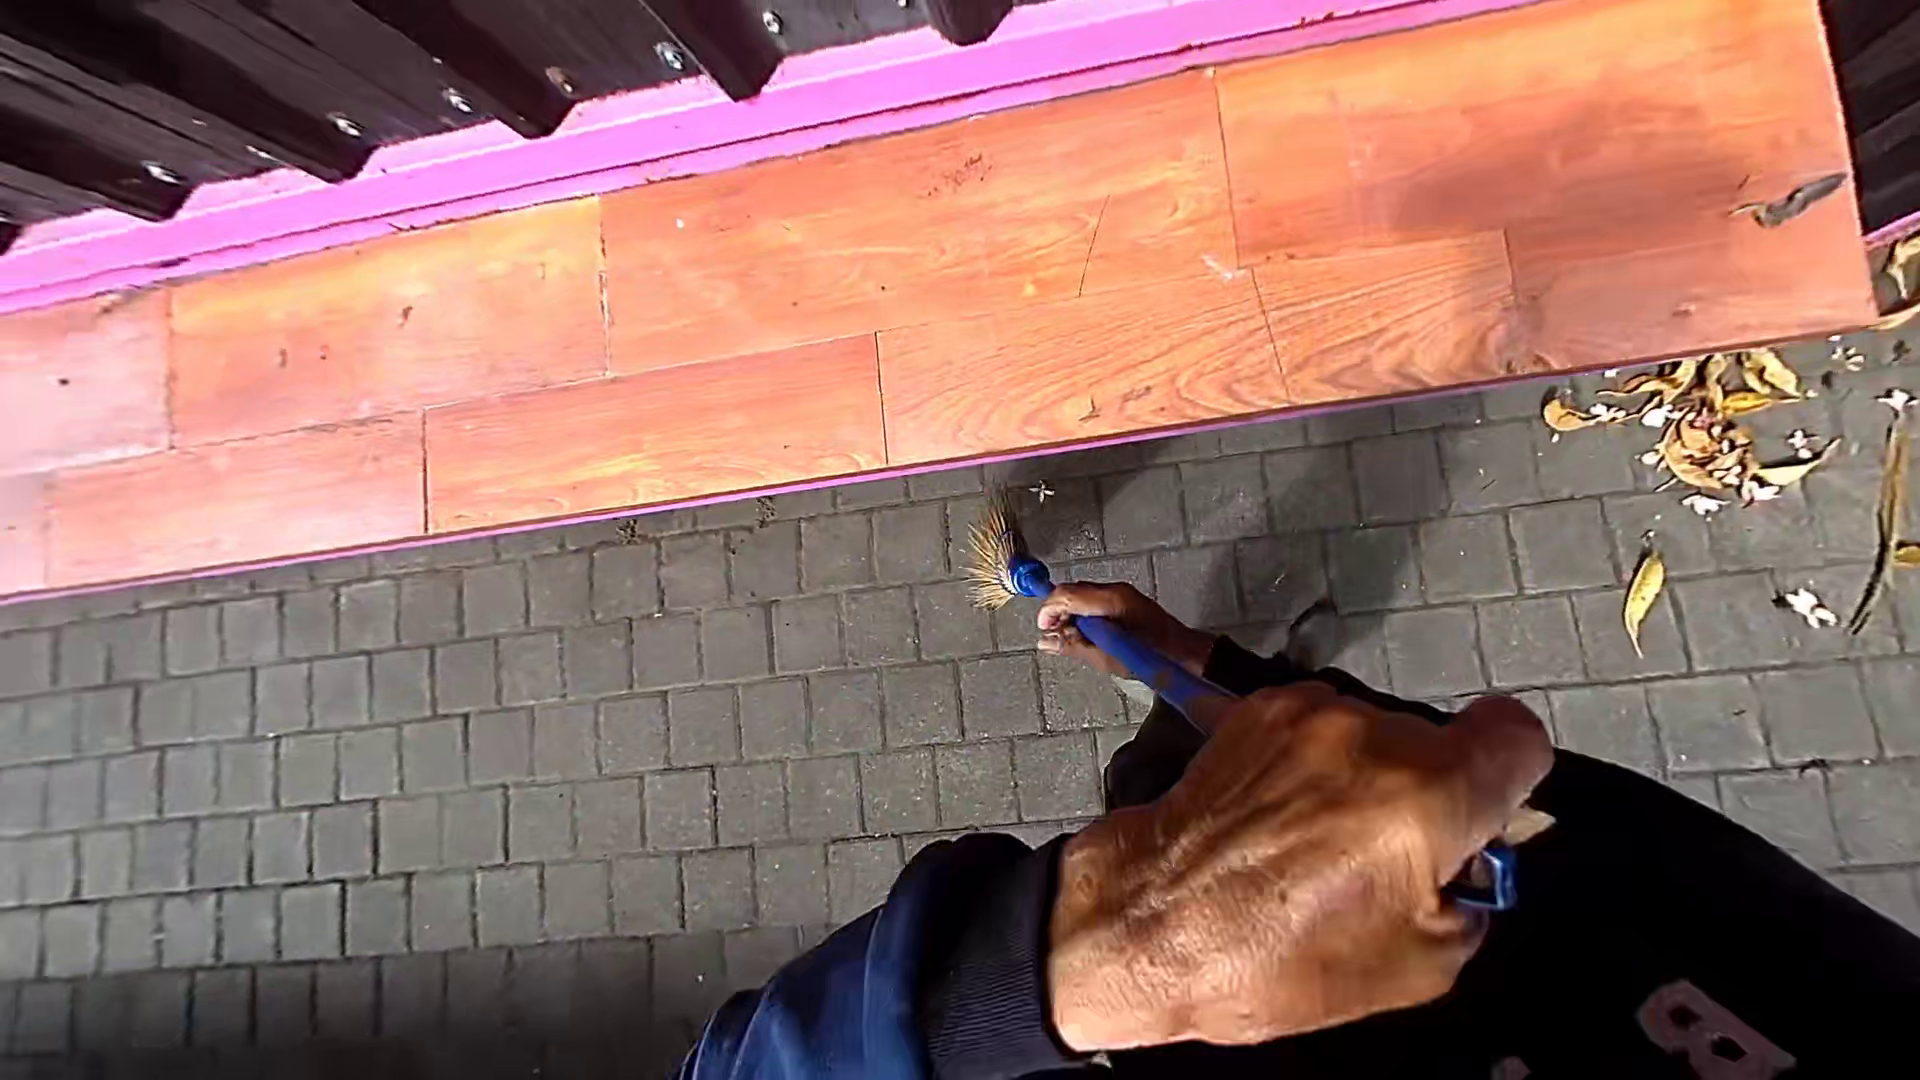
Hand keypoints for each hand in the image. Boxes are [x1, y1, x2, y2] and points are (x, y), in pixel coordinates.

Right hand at [1037, 582, 1216, 678]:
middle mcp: (1114, 590)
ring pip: (1080, 593)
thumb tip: (1045, 642)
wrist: (1184, 652)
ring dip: (1069, 611)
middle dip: (1056, 610)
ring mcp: (1120, 591)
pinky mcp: (1123, 597)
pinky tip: (1086, 631)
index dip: (1049, 610)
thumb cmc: (1151, 657)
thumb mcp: (1107, 658)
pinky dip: (1082, 612)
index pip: (1067, 594)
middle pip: (1071, 590)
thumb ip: (1074, 646)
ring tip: (1071, 636)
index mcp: (1111, 601)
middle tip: (1054, 634)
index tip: (1044, 628)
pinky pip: (1092, 598)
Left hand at [1047, 684, 1551, 1049]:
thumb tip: (1467, 843)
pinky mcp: (1251, 706)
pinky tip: (1283, 796)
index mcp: (1426, 789)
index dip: (1506, 770)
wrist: (1166, 909)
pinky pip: (1311, 720)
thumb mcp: (1425, 954)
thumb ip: (1467, 881)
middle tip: (1387, 837)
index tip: (1486, 797)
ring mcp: (1299, 710)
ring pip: (1367, 725)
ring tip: (1321, 820)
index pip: (1512, 734)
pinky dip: (1312, 749)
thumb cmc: (1288, 953)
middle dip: (1425, 781)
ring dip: (1363, 762)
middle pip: (1430, 737)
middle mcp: (1363, 729)